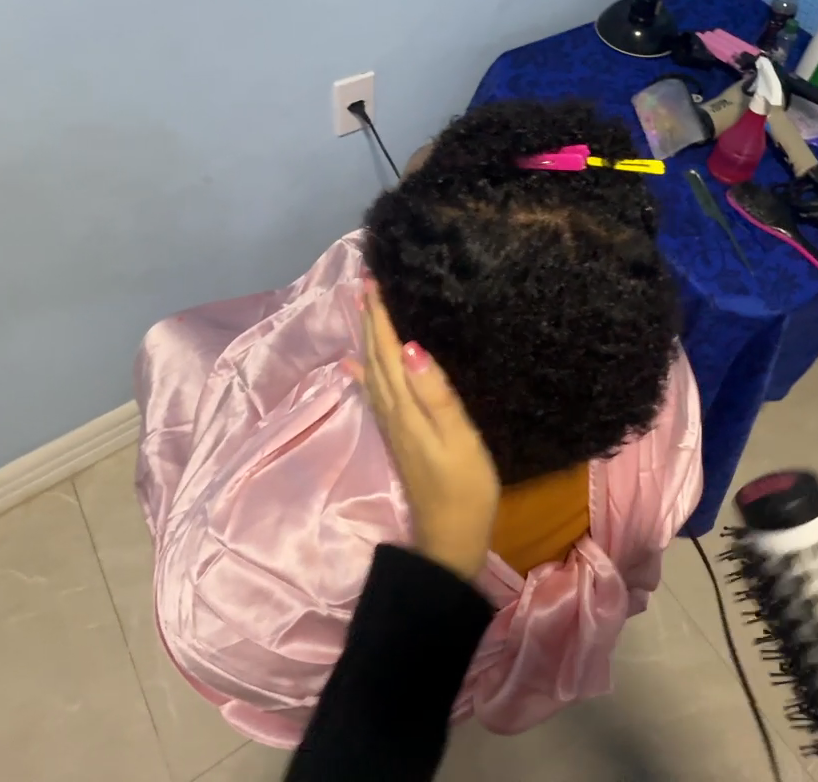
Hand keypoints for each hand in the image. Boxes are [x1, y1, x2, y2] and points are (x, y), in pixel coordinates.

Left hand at [350, 282, 500, 579]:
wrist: (450, 537)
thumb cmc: (464, 487)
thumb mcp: (459, 438)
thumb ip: (435, 392)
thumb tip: (411, 347)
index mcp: (406, 405)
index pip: (388, 350)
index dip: (381, 315)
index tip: (373, 280)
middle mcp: (392, 410)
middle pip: (376, 356)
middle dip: (371, 318)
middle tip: (367, 281)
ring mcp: (393, 424)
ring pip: (374, 370)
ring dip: (369, 338)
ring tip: (364, 309)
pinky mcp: (399, 435)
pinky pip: (375, 392)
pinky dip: (363, 373)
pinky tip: (353, 365)